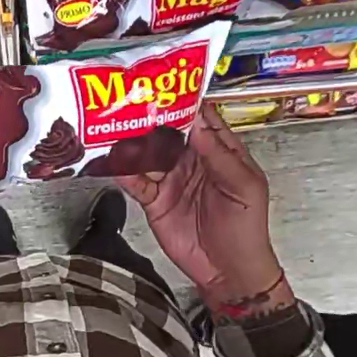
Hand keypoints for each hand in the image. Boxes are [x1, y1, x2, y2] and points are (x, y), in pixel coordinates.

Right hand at [119, 105, 293, 319]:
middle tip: (128, 99)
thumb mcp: (243, 187)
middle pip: (167, 131)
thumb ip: (220, 156)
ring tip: (112, 124)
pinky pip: (135, 182)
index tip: (164, 85)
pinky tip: (110, 160)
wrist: (228, 270)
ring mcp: (170, 179)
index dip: (184, 102)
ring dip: (132, 141)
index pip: (201, 119)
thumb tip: (197, 121)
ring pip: (148, 154)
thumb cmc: (246, 228)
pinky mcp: (153, 200)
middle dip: (150, 117)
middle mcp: (192, 160)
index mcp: (219, 152)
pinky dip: (122, 171)